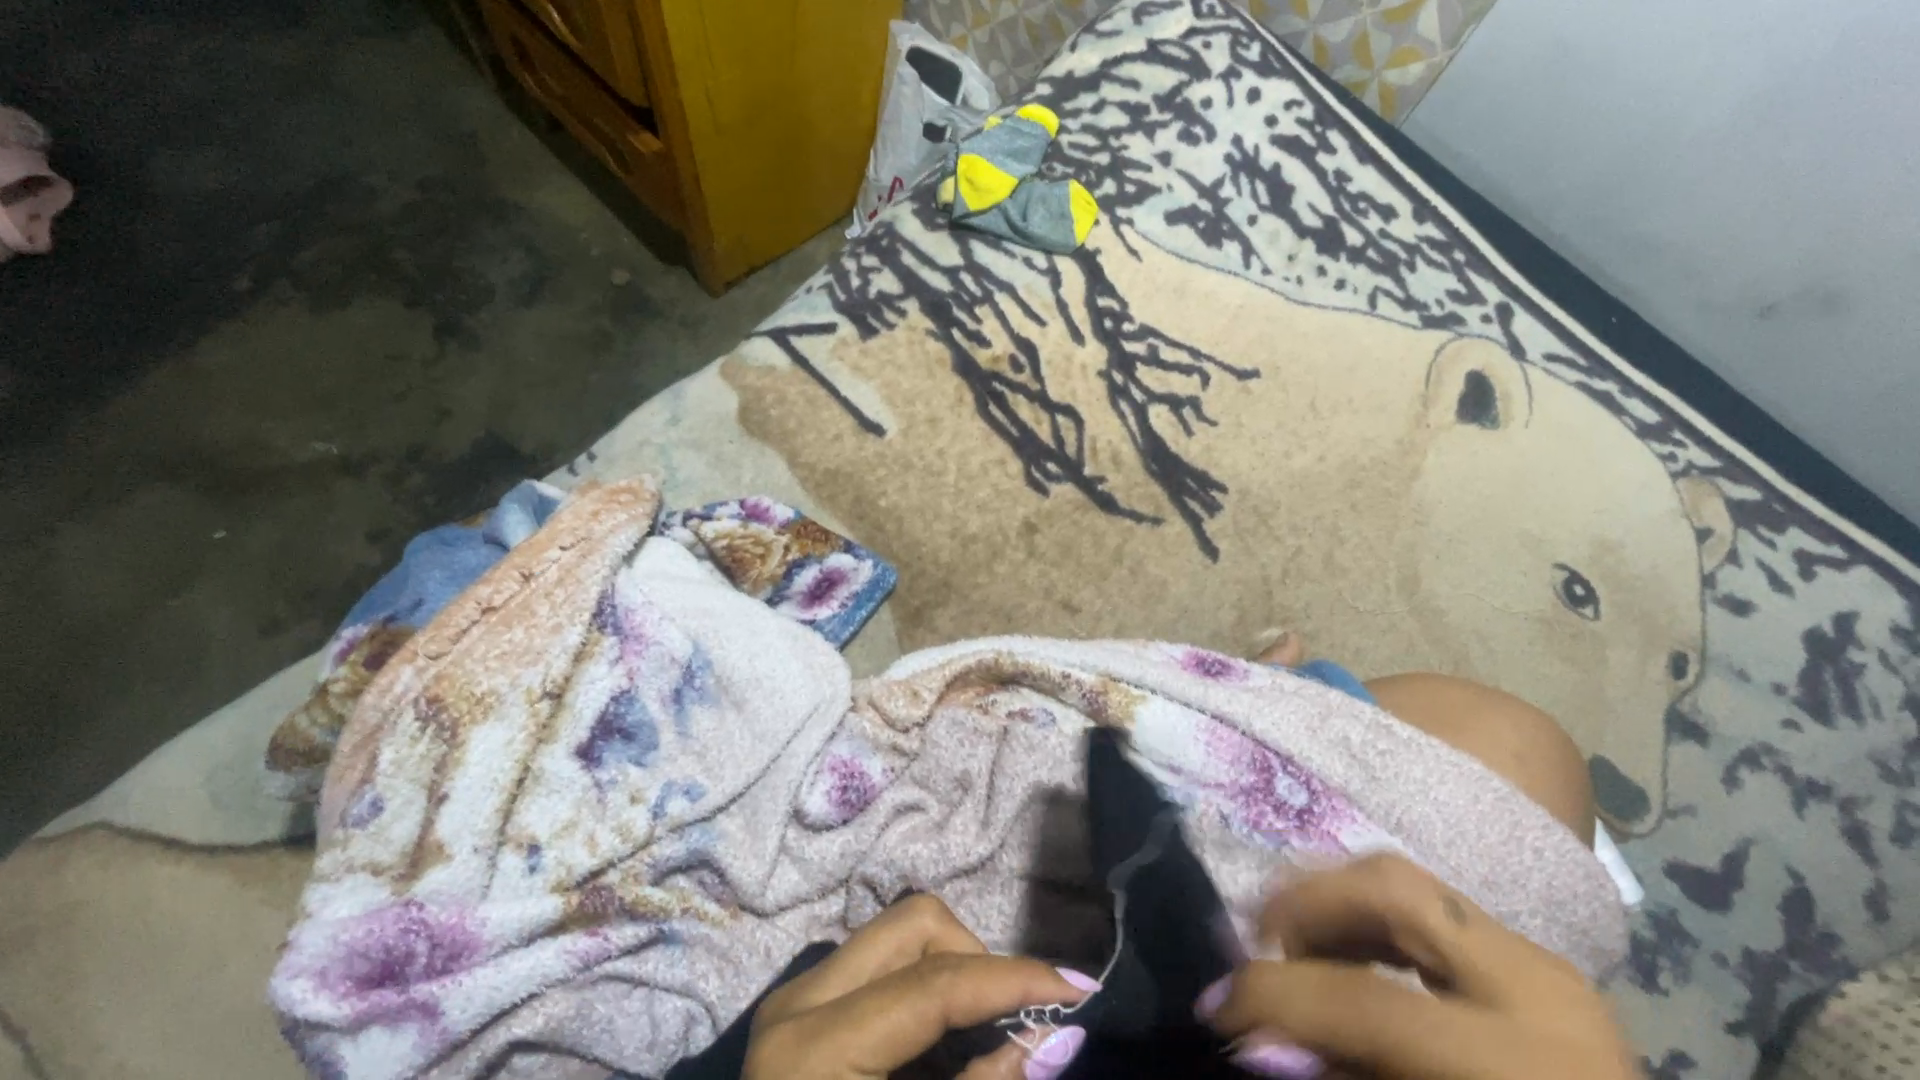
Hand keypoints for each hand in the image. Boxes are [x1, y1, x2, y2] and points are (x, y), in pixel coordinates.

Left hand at [743, 893, 1097, 1079]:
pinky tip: (944, 1031)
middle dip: (979, 958)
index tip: (1080, 990)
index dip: (1014, 980)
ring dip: (954, 964)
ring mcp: (796, 996)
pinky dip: (925, 980)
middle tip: (1017, 1015)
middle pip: (915, 922)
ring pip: (897, 931)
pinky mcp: (802, 1005)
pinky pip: (879, 961)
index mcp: (817, 1048)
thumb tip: (1056, 1037)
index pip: (935, 983)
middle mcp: (801, 999)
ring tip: (983, 1024)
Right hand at [1198, 854, 1640, 1079]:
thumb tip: (1254, 1036)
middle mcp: (1536, 987)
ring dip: (1332, 901)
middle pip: (1392, 886)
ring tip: (1290, 947)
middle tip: (1254, 940)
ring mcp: (1542, 961)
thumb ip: (1342, 1072)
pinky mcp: (1535, 959)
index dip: (1275, 996)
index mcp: (1516, 1060)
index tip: (1216, 1005)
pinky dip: (1371, 918)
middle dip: (1304, 900)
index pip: (1367, 1000)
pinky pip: (1432, 910)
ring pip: (1409, 878)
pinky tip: (1344, 953)